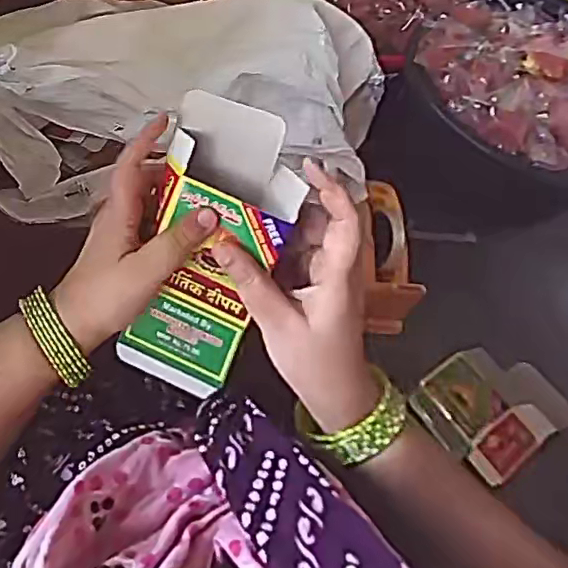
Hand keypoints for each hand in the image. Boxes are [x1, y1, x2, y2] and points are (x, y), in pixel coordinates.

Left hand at [51, 114, 219, 350]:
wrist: (72, 326)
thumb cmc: (101, 297)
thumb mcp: (146, 270)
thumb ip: (177, 241)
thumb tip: (208, 214)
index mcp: (118, 212)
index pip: (130, 163)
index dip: (147, 139)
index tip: (166, 121)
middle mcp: (117, 218)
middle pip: (146, 183)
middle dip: (174, 176)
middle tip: (204, 180)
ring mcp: (119, 235)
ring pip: (150, 207)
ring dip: (174, 204)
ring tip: (204, 211)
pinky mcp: (123, 252)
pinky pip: (150, 229)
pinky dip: (169, 228)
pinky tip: (188, 244)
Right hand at [213, 159, 379, 430]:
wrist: (338, 399)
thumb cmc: (318, 366)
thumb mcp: (277, 323)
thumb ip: (250, 282)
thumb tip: (222, 245)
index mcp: (338, 276)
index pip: (345, 220)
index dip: (331, 188)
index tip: (308, 168)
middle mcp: (337, 270)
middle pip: (323, 223)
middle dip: (293, 204)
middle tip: (258, 192)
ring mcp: (327, 279)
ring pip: (307, 240)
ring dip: (281, 227)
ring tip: (247, 217)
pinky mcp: (315, 289)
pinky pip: (296, 258)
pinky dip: (276, 249)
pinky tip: (250, 248)